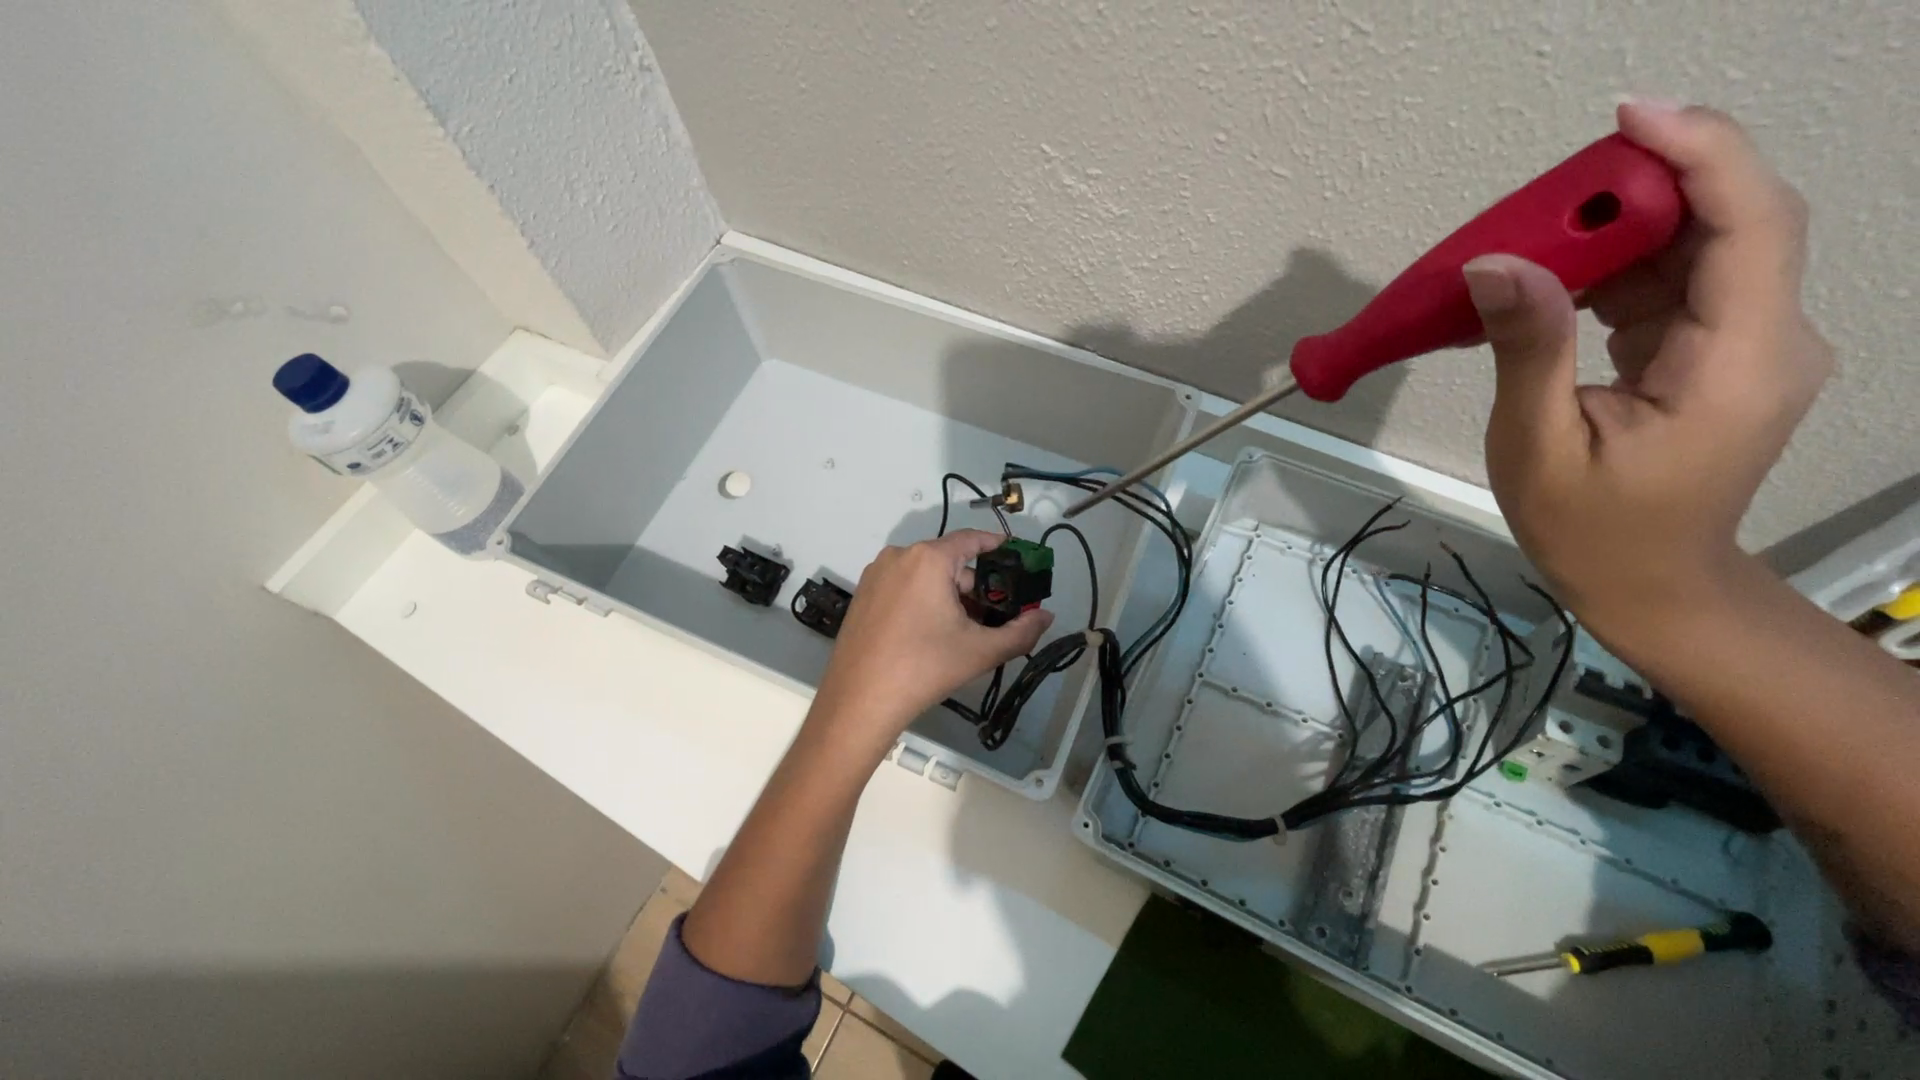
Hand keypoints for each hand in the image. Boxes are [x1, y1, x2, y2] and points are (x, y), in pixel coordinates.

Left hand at [808, 530, 1053, 756]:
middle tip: (994, 615)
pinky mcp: (862, 596)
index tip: (1016, 556)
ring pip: (925, 576)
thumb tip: (1047, 617)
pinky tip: (932, 634)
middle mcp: (899, 557)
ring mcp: (876, 575)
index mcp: (928, 559)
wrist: (860, 700)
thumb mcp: (980, 651)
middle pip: (948, 561)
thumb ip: (1021, 632)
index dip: (996, 546)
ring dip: (949, 595)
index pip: (971, 540)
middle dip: (974, 586)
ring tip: (965, 630)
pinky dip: (922, 601)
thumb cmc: (924, 668)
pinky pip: (902, 587)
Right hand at [1466, 101, 1831, 641]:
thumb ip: (1528, 349)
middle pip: (1729, 223)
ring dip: (1617, 232)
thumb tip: (1495, 265)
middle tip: (1546, 196)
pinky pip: (1674, 284)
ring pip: (1698, 249)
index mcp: (1739, 362)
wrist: (1650, 584)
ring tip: (1531, 242)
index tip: (1625, 117)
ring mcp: (1747, 343)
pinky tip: (1551, 285)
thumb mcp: (1540, 445)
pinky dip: (1613, 271)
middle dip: (1641, 190)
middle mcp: (1768, 337)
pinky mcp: (1717, 351)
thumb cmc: (1591, 529)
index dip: (1698, 154)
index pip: (1749, 224)